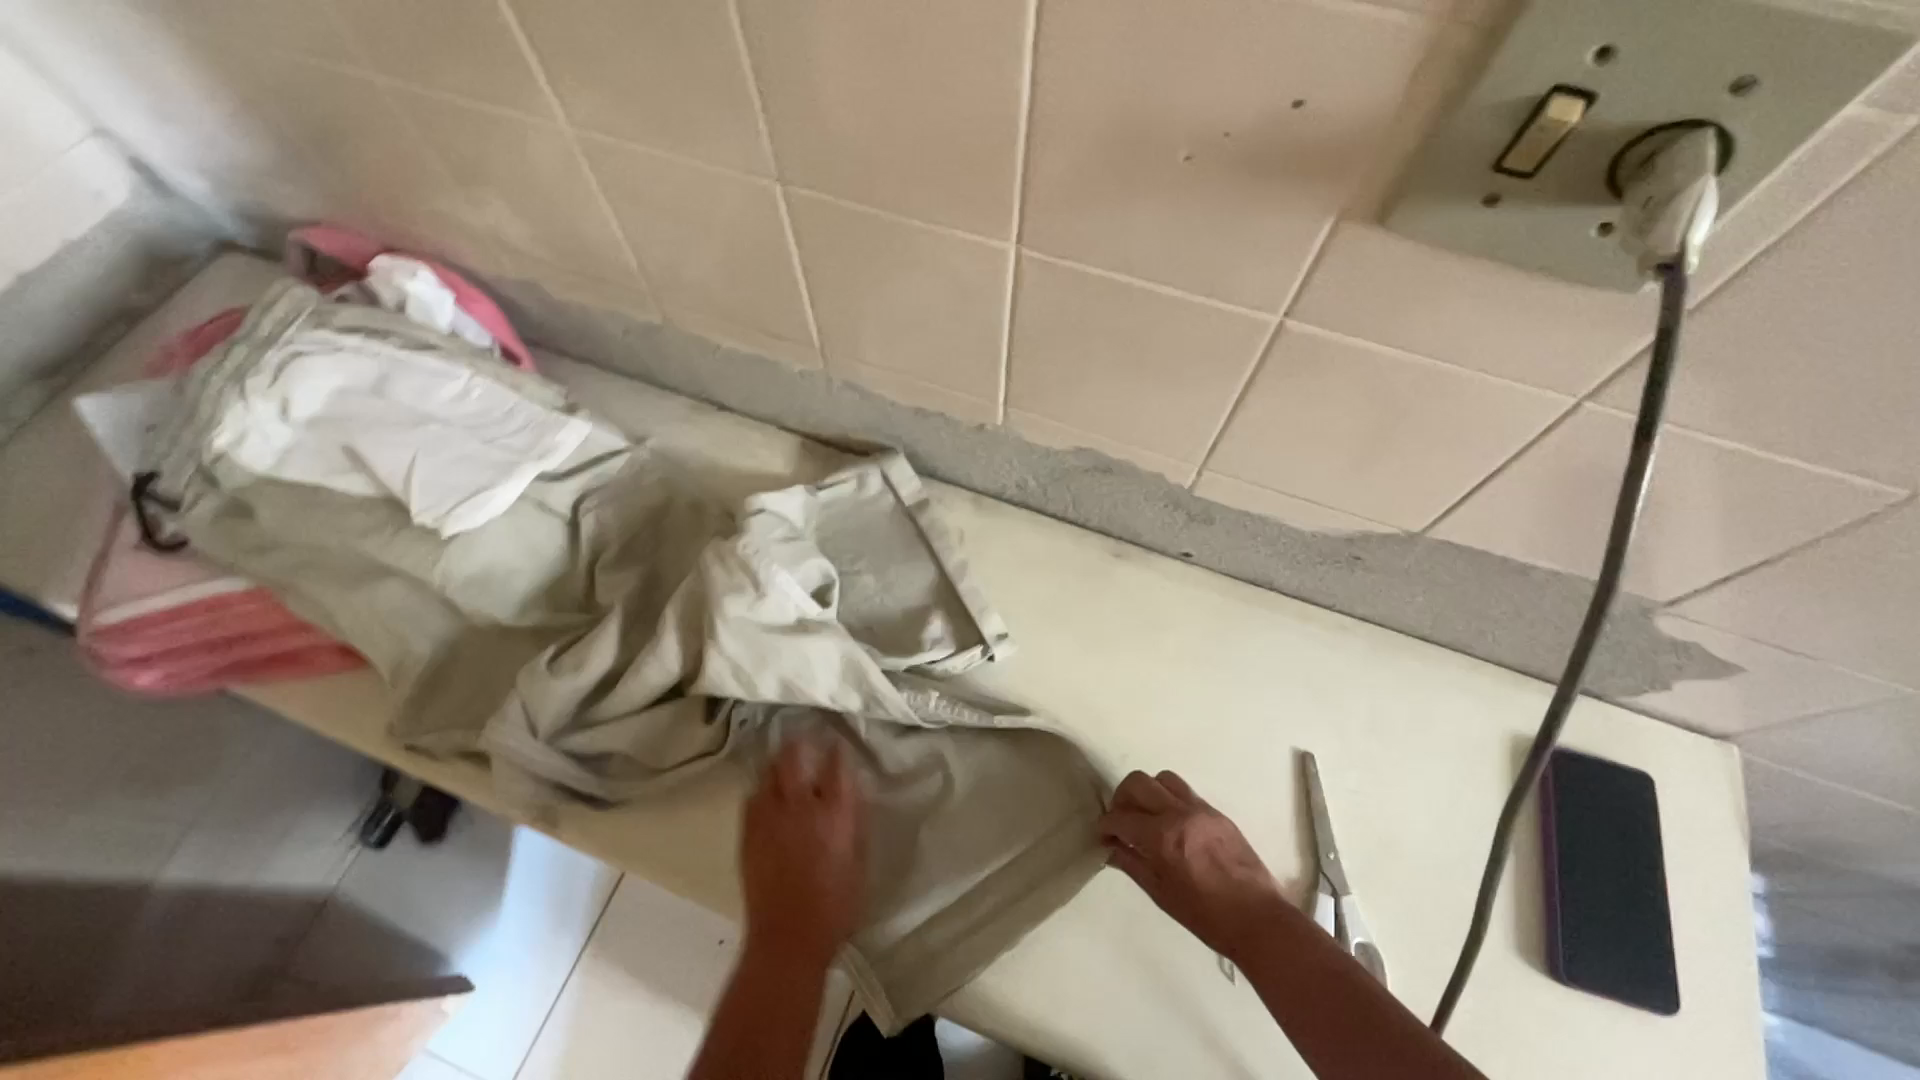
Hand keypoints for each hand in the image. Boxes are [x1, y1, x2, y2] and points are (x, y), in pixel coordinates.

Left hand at [740, 738, 867, 967]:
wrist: (788, 938)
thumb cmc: (837, 906)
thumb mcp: (860, 863)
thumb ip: (856, 825)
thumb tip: (853, 797)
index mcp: (835, 814)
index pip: (836, 766)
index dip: (837, 749)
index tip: (837, 741)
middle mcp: (800, 807)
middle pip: (794, 758)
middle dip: (798, 742)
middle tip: (802, 735)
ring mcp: (769, 818)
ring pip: (769, 774)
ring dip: (778, 763)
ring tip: (782, 758)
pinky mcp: (748, 833)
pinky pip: (751, 798)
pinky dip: (761, 789)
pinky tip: (765, 793)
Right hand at [1099, 770, 1287, 960]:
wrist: (1258, 918)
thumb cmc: (1206, 916)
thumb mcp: (1161, 894)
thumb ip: (1133, 864)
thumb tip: (1112, 848)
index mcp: (1162, 837)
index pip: (1121, 817)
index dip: (1105, 825)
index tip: (1103, 835)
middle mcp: (1179, 814)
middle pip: (1138, 782)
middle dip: (1121, 798)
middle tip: (1121, 820)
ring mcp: (1201, 810)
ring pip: (1163, 779)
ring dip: (1147, 792)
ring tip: (1146, 815)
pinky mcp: (1217, 813)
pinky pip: (1185, 792)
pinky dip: (1170, 799)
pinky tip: (1171, 823)